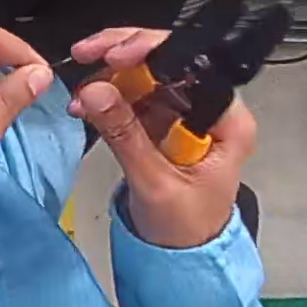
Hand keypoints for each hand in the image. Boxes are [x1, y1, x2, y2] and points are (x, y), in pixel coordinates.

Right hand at [67, 27, 257, 248]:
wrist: (179, 255)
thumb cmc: (186, 227)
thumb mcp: (155, 182)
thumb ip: (125, 135)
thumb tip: (96, 91)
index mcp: (226, 119)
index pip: (192, 64)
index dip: (151, 51)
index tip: (113, 55)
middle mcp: (205, 108)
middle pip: (165, 59)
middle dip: (121, 53)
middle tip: (86, 54)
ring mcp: (179, 111)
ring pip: (142, 71)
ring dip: (106, 74)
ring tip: (81, 93)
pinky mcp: (156, 119)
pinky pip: (128, 92)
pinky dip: (103, 92)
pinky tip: (85, 102)